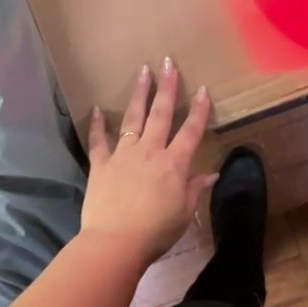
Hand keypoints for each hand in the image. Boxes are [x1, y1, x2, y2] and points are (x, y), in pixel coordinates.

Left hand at [81, 59, 217, 266]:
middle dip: (167, 87)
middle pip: (161, 113)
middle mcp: (150, 151)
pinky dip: (97, 124)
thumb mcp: (184, 213)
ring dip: (139, 94)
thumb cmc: (155, 232)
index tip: (203, 90)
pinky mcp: (101, 164)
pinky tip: (96, 109)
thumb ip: (195, 189)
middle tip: (168, 63)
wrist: (115, 243)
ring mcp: (123, 155)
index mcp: (174, 164)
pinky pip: (99, 140)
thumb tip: (210, 174)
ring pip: (133, 118)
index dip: (199, 109)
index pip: (191, 131)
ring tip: (143, 72)